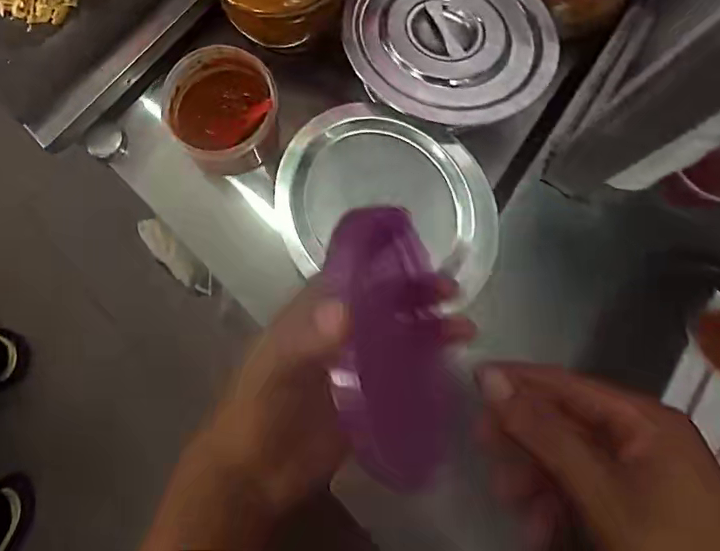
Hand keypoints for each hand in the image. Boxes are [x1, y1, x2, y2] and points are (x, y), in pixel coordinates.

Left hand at [141, 277, 472, 550]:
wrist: (255, 472)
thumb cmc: (259, 406)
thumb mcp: (279, 367)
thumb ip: (308, 339)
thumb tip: (346, 309)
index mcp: (312, 311)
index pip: (351, 273)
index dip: (382, 259)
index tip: (418, 248)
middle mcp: (335, 331)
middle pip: (380, 301)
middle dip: (414, 291)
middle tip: (452, 291)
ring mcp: (352, 366)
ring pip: (395, 335)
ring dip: (426, 326)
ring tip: (464, 327)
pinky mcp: (366, 400)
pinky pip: (401, 374)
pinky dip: (425, 365)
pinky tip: (451, 366)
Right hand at [475, 363, 719, 550]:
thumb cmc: (669, 548)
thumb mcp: (598, 490)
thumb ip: (543, 430)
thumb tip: (491, 378)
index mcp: (647, 420)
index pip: (566, 383)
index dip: (517, 381)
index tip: (474, 384)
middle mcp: (652, 438)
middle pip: (569, 422)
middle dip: (525, 442)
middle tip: (485, 451)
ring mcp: (655, 477)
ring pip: (577, 461)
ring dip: (538, 480)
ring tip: (513, 503)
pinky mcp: (654, 512)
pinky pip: (595, 490)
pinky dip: (563, 504)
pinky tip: (542, 526)